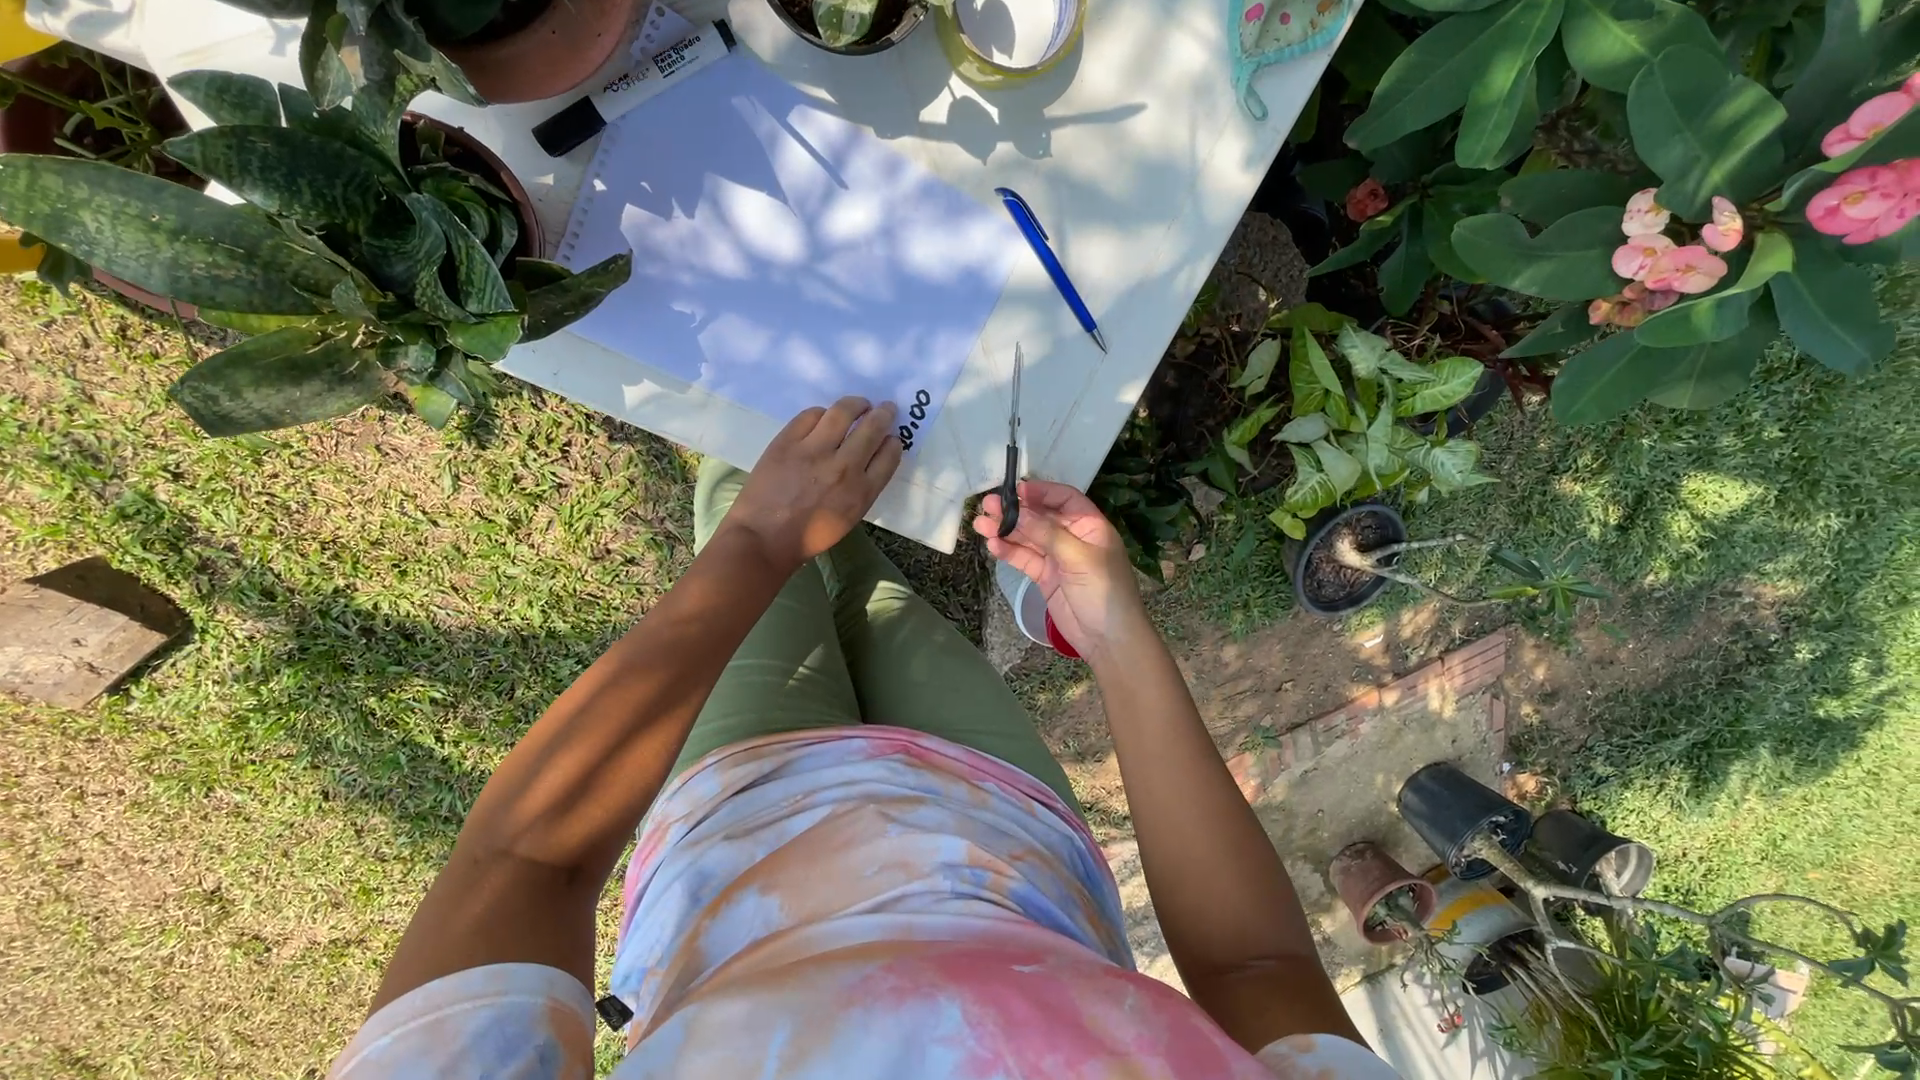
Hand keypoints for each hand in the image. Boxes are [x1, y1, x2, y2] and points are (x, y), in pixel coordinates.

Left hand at [724, 397, 903, 571]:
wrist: (764, 539)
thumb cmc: (808, 537)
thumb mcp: (848, 518)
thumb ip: (862, 489)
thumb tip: (867, 461)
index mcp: (862, 492)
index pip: (889, 455)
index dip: (893, 442)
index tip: (891, 438)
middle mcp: (844, 466)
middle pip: (873, 428)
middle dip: (884, 415)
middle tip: (886, 409)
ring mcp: (814, 451)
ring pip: (844, 412)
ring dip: (857, 403)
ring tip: (859, 404)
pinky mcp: (787, 441)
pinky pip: (811, 415)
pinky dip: (822, 413)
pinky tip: (824, 417)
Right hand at [973, 480, 1146, 659]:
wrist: (1109, 639)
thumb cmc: (1104, 591)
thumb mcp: (1078, 558)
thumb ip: (1047, 534)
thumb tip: (1018, 511)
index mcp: (1090, 526)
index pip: (1064, 498)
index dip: (1040, 492)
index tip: (1014, 490)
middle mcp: (1073, 537)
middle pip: (1041, 516)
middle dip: (1015, 511)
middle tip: (987, 505)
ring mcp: (1058, 558)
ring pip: (1028, 537)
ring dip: (1005, 530)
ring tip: (980, 524)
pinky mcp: (1046, 577)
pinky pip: (1025, 559)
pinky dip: (1009, 551)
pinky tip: (992, 545)